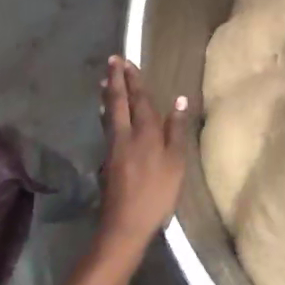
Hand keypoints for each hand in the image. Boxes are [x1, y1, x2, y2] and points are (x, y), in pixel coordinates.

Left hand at [97, 57, 189, 252]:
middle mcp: (125, 133)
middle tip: (112, 61)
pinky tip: (104, 113)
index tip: (127, 61)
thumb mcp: (176, 163)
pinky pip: (106, 126)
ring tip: (105, 80)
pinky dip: (106, 113)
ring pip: (109, 113)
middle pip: (118, 101)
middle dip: (116, 80)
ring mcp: (113, 147)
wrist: (125, 224)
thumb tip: (180, 100)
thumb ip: (177, 130)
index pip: (139, 99)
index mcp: (145, 132)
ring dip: (108, 94)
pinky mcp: (107, 160)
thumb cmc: (157, 193)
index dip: (134, 80)